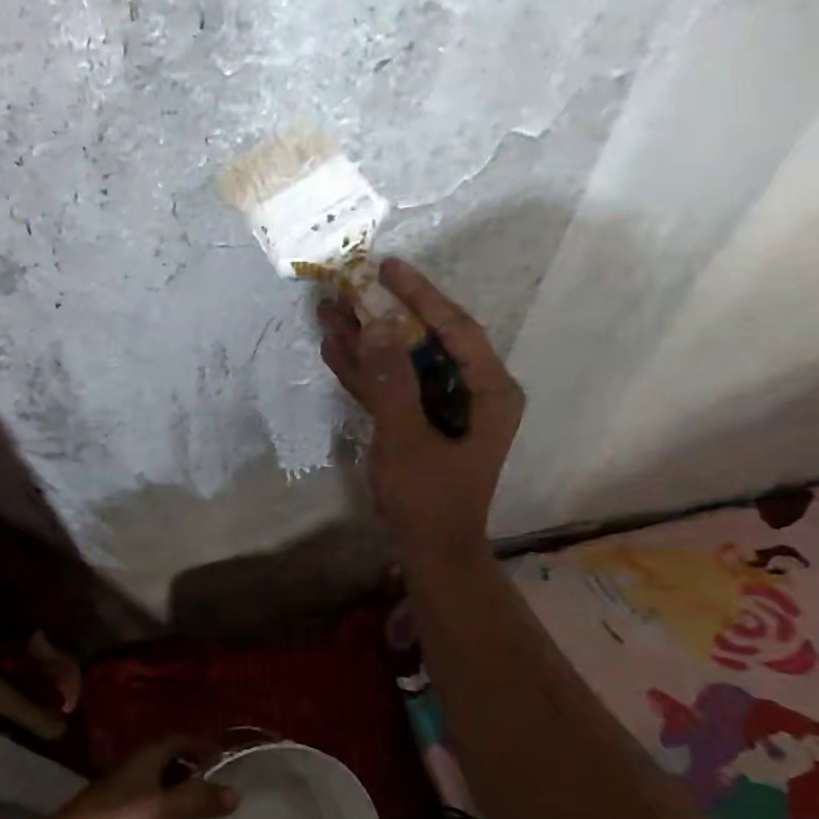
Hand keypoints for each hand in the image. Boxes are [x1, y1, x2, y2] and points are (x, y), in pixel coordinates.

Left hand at [29, 737, 238, 818]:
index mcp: (145, 757)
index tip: (223, 760)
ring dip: (176, 789)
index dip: (202, 745)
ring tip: (197, 808)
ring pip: (154, 782)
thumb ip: (198, 800)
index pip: (179, 740)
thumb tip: (236, 792)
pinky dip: (161, 809)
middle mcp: (131, 767)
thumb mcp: (162, 811)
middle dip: (191, 768)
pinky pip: (143, 803)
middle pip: (166, 759)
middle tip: (215, 785)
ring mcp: (117, 791)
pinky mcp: (108, 815)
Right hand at [317, 259, 524, 559]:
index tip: (387, 268)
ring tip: (328, 310)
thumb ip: (392, 381)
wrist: (429, 550)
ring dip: (367, 340)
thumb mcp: (408, 439)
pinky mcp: (417, 421)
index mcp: (489, 390)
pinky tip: (334, 349)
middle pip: (426, 339)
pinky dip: (364, 372)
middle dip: (384, 314)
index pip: (457, 328)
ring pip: (403, 361)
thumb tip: (375, 325)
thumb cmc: (430, 498)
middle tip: (349, 284)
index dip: (422, 295)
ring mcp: (441, 406)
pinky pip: (391, 387)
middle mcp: (471, 391)